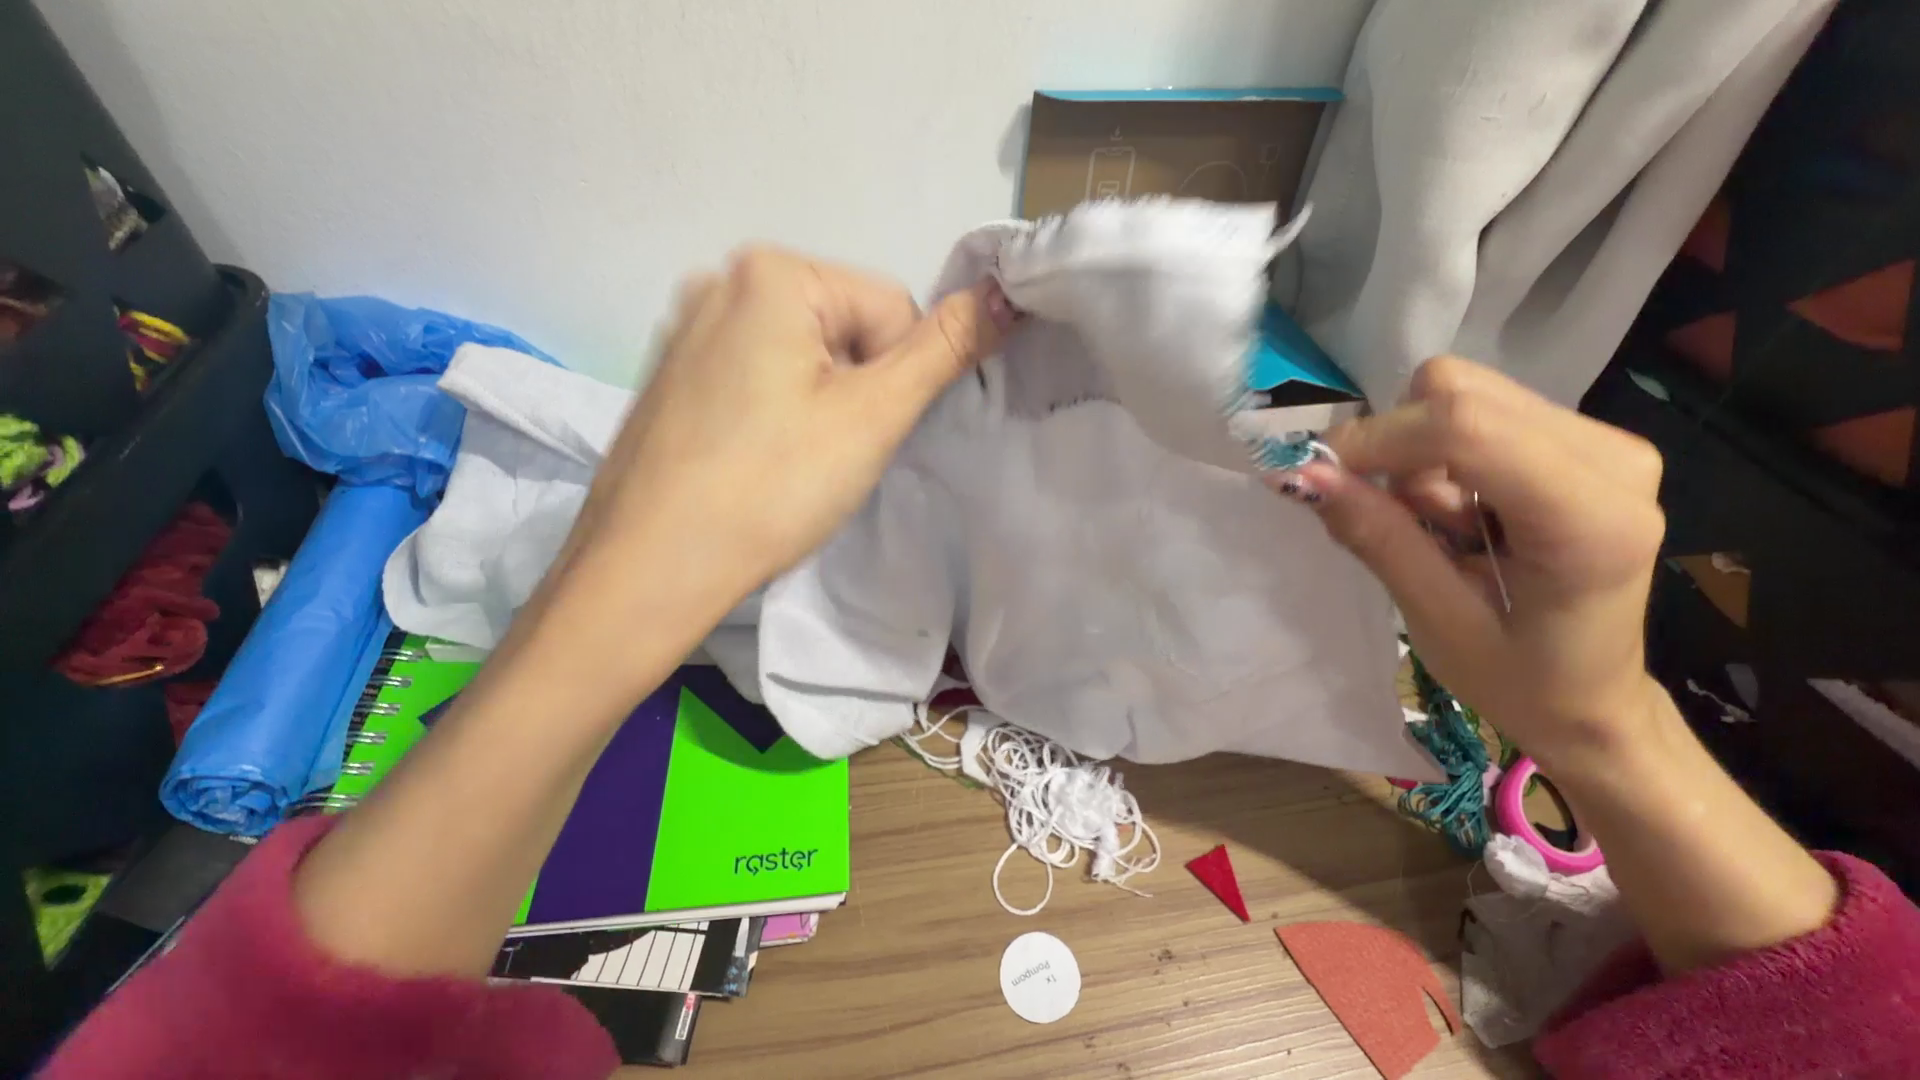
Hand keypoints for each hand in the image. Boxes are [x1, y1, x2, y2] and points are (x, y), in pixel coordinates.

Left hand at [558, 248, 1014, 619]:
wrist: (649, 568)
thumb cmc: (771, 486)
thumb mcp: (873, 416)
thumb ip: (945, 350)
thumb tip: (1006, 293)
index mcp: (771, 272)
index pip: (889, 307)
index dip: (898, 378)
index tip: (868, 436)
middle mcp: (718, 280)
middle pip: (842, 325)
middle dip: (856, 387)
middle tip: (833, 454)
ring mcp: (684, 327)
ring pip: (798, 355)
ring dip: (818, 401)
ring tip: (793, 462)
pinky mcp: (669, 374)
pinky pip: (753, 375)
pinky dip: (773, 411)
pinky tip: (757, 460)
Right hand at [1271, 356, 1666, 771]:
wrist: (1591, 698)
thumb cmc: (1517, 678)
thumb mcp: (1437, 621)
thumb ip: (1378, 538)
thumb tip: (1304, 475)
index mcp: (1590, 519)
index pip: (1466, 429)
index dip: (1376, 440)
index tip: (1318, 478)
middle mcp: (1613, 459)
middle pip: (1462, 394)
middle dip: (1396, 445)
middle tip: (1384, 511)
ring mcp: (1605, 442)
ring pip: (1466, 393)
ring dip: (1418, 453)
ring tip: (1433, 522)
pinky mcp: (1586, 440)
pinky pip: (1482, 409)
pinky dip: (1441, 453)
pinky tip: (1457, 509)